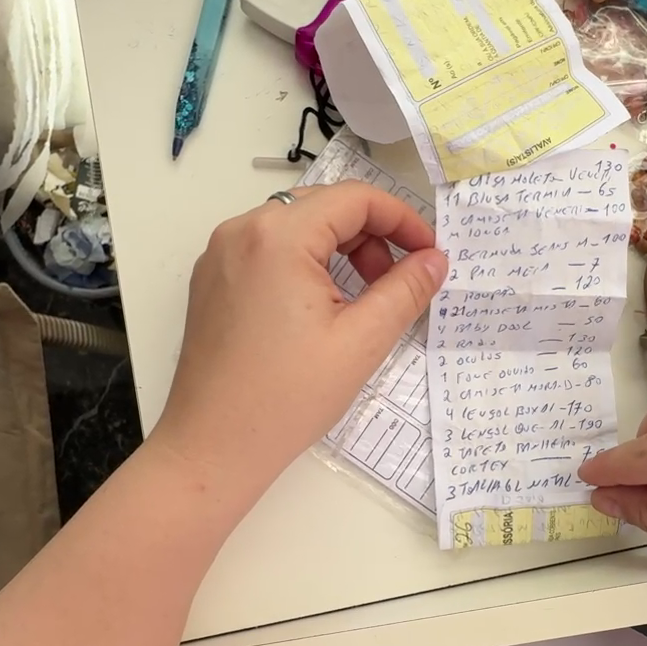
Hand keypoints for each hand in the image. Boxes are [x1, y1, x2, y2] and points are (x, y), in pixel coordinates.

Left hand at [153, 182, 445, 486]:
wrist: (212, 447)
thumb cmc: (286, 399)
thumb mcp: (361, 342)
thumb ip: (405, 290)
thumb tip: (435, 259)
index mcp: (277, 237)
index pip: (355, 198)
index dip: (402, 219)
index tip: (428, 254)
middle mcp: (240, 231)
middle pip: (323, 207)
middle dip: (370, 236)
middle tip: (394, 283)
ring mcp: (219, 255)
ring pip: (296, 227)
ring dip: (338, 250)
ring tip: (359, 301)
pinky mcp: (211, 280)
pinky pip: (268, 250)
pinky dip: (304, 264)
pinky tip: (319, 309)